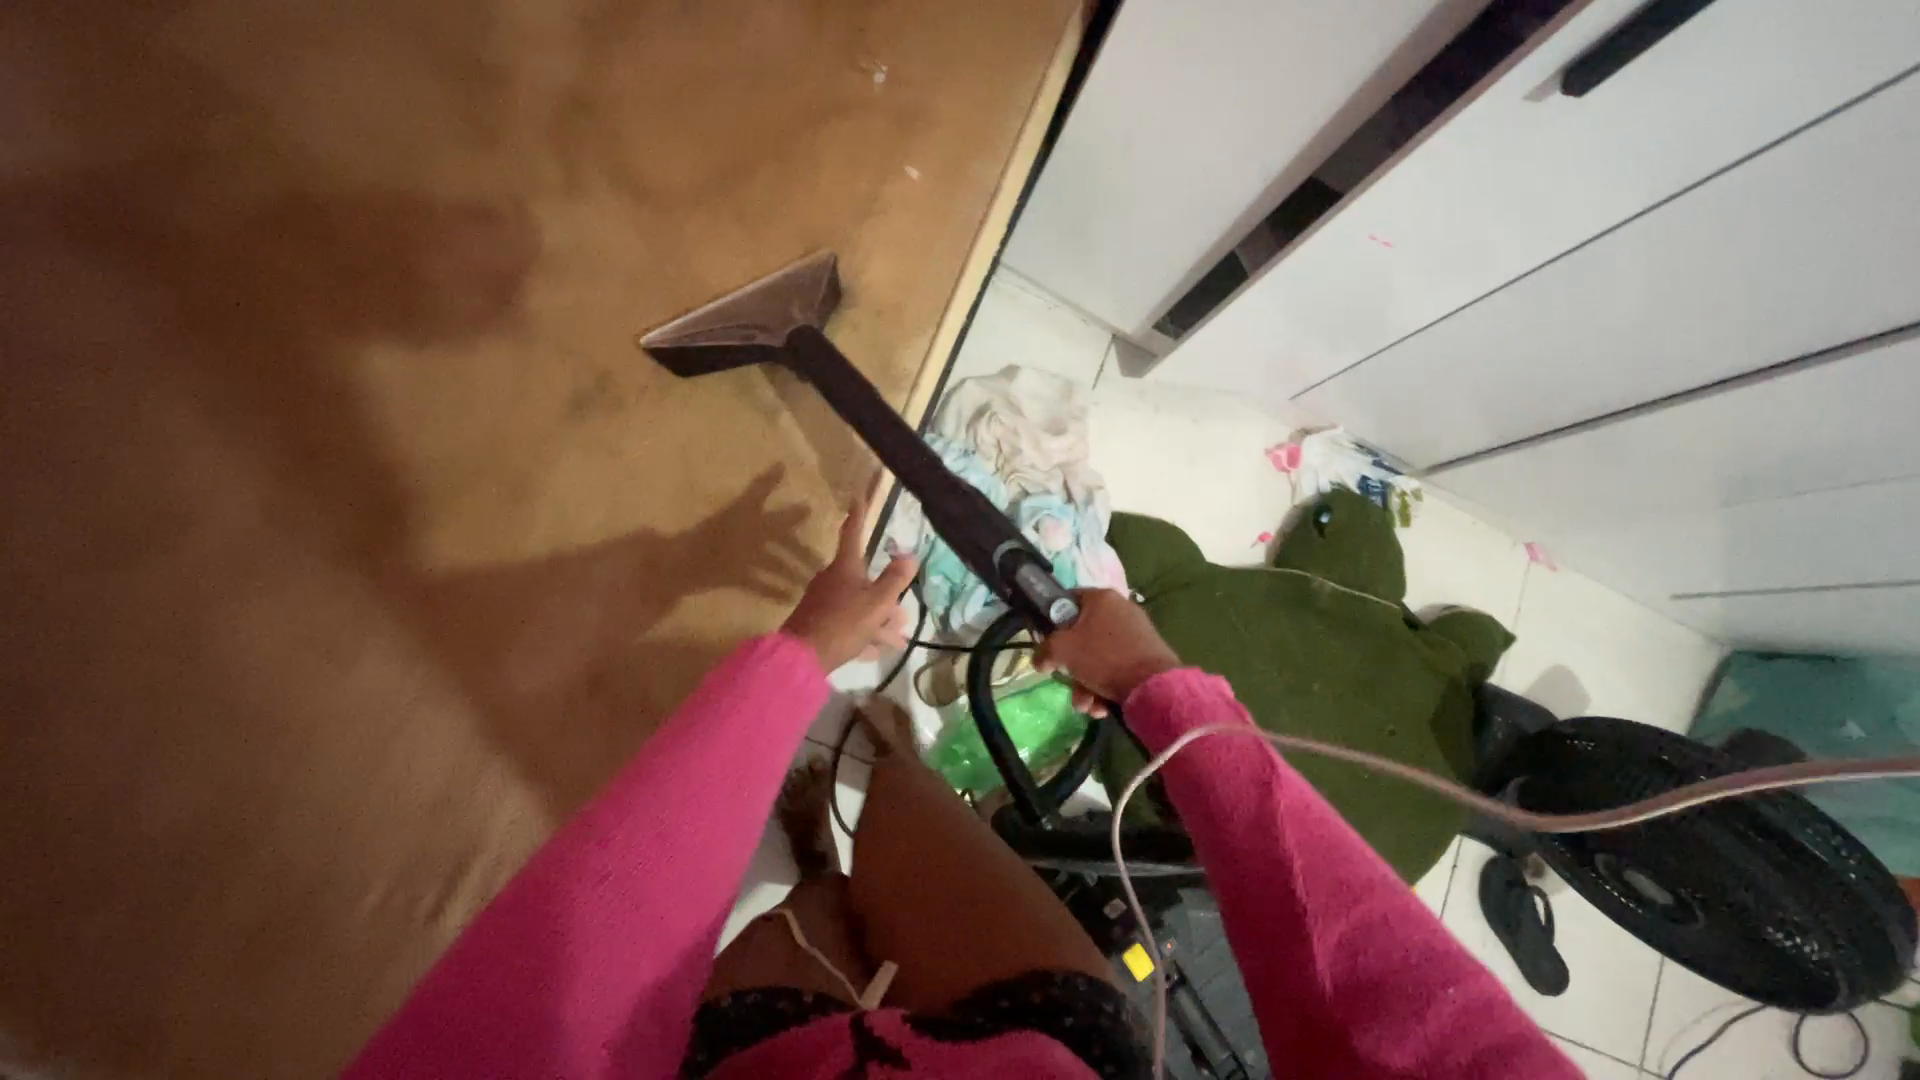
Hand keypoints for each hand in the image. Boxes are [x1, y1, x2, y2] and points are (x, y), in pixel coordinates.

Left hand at [781, 493, 916, 671]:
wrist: (802, 656)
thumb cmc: (843, 623)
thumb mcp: (877, 602)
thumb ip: (894, 579)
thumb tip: (909, 555)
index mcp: (845, 567)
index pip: (853, 533)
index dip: (859, 516)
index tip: (858, 497)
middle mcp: (832, 579)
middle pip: (863, 580)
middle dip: (885, 596)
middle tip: (902, 616)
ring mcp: (823, 601)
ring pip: (858, 605)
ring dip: (879, 620)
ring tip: (897, 639)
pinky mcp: (818, 623)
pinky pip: (848, 623)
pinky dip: (864, 634)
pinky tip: (875, 651)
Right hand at [1034, 589, 1180, 718]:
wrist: (1153, 686)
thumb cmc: (1103, 657)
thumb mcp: (1063, 650)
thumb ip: (1044, 650)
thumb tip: (1039, 660)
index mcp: (1101, 598)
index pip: (1068, 600)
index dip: (1053, 621)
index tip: (1048, 644)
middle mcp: (1120, 610)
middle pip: (1083, 637)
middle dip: (1072, 669)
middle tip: (1068, 685)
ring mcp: (1136, 633)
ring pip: (1099, 658)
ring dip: (1087, 686)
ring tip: (1088, 707)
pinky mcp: (1147, 655)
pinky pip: (1117, 668)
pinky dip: (1106, 688)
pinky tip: (1103, 707)